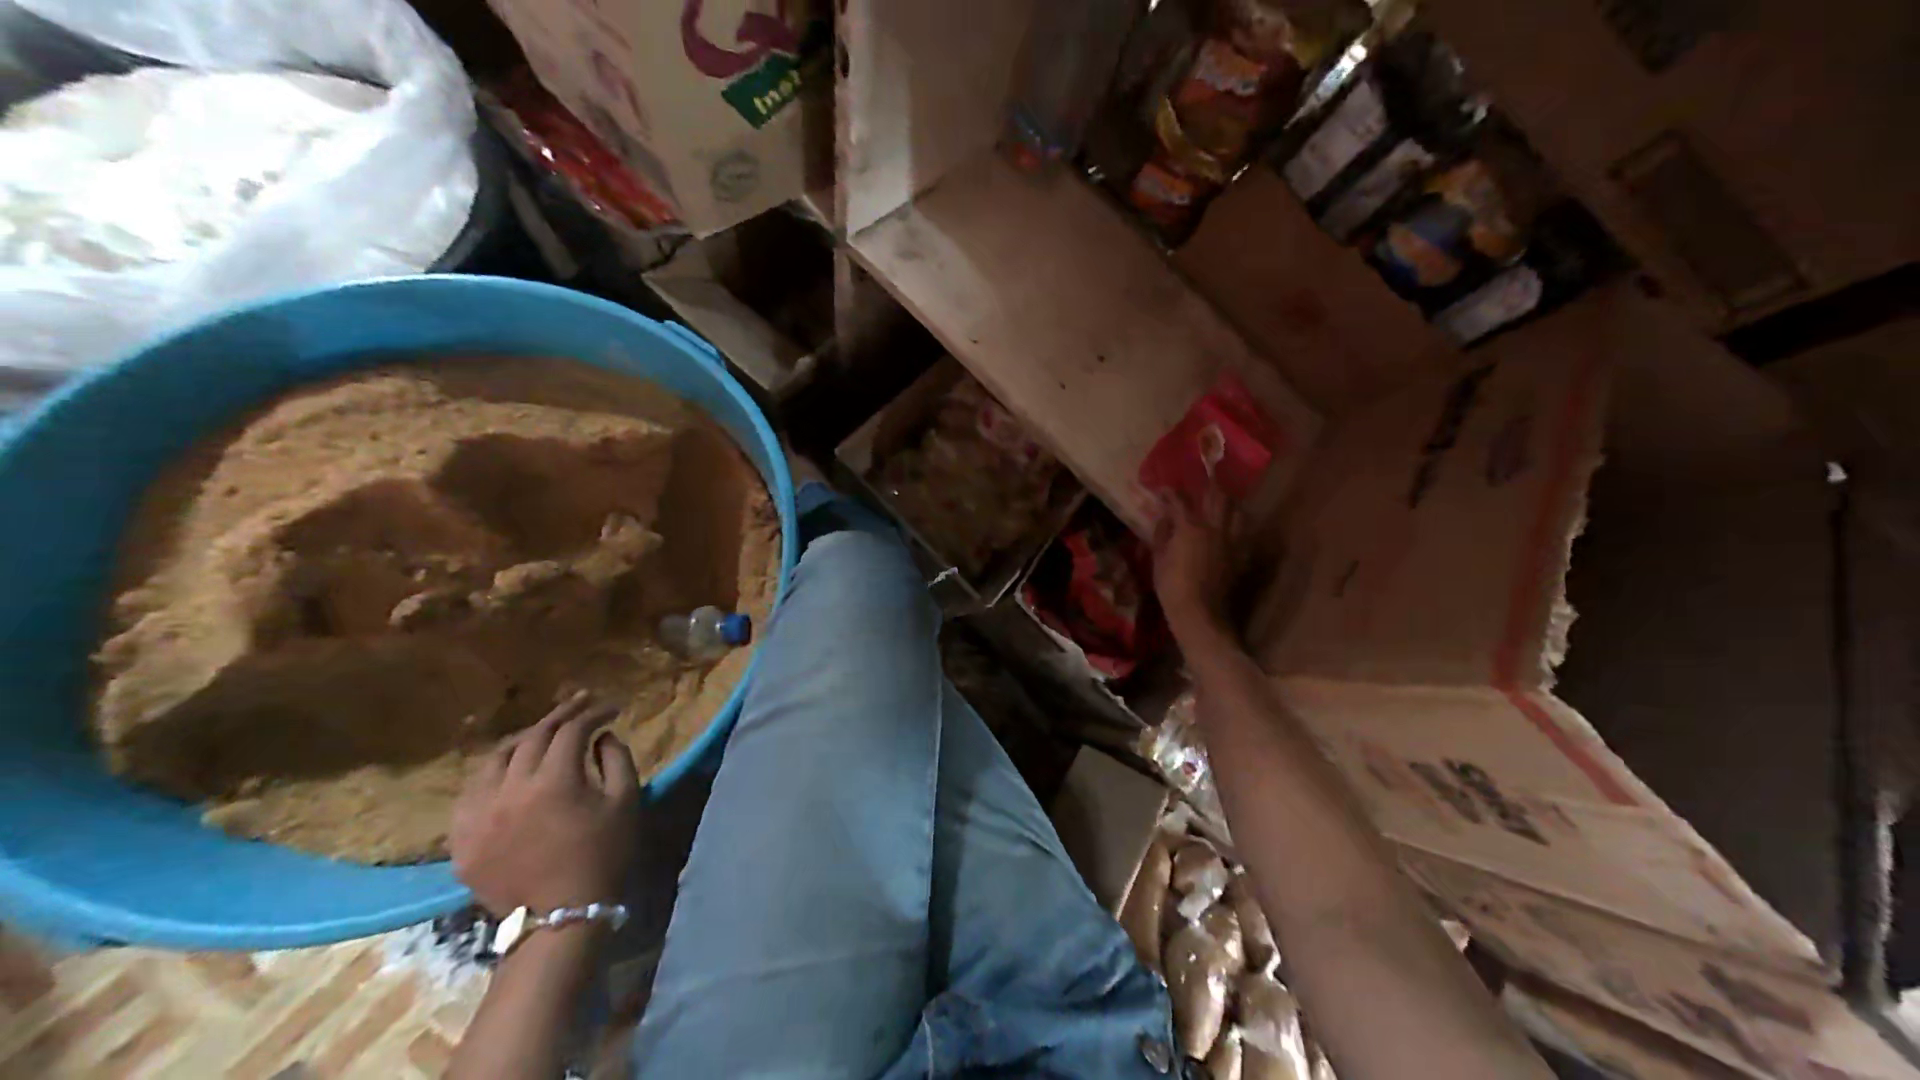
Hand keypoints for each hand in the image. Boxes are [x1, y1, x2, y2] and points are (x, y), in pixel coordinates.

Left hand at [451, 691, 639, 913]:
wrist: (561, 919)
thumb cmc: (603, 857)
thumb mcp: (625, 803)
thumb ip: (617, 759)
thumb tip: (602, 736)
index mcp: (554, 780)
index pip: (572, 730)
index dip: (593, 714)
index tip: (612, 709)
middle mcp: (509, 789)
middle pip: (532, 737)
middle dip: (560, 717)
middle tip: (581, 706)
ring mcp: (478, 815)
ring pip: (496, 760)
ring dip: (524, 740)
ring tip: (542, 735)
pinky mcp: (461, 840)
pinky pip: (472, 792)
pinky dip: (494, 774)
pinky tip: (509, 773)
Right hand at [1152, 486, 1233, 646]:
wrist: (1200, 614)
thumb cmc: (1172, 587)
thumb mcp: (1158, 560)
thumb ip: (1162, 535)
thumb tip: (1165, 519)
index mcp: (1191, 527)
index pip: (1180, 501)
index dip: (1171, 493)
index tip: (1164, 489)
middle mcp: (1215, 528)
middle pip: (1218, 497)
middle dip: (1209, 487)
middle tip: (1202, 484)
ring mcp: (1232, 541)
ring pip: (1237, 511)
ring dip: (1228, 504)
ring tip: (1221, 504)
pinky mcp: (1241, 555)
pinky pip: (1243, 532)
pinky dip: (1236, 525)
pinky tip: (1230, 529)